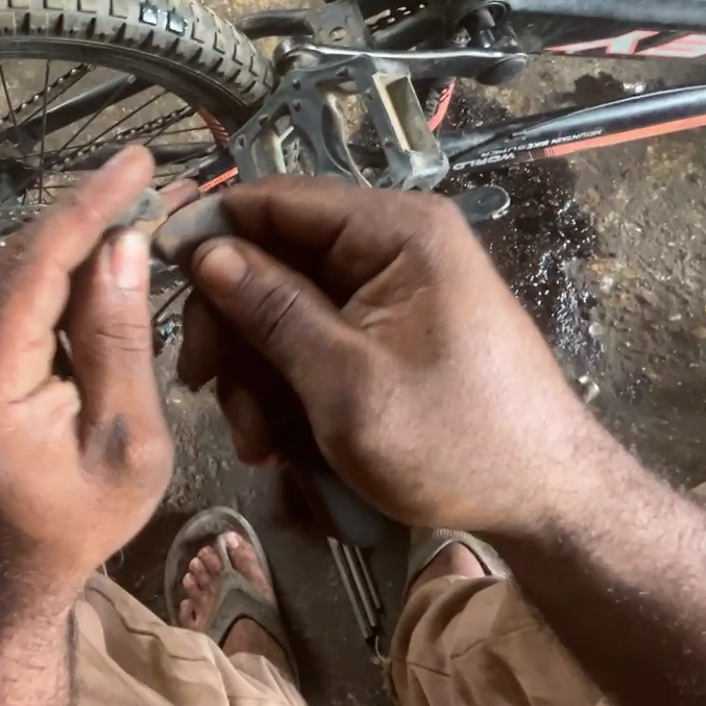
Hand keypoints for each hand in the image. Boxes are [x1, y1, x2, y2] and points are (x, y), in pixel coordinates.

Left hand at [0, 146, 172, 609]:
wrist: (8, 560)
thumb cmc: (78, 517)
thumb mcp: (126, 443)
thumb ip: (119, 340)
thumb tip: (122, 244)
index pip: (36, 266)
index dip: (89, 203)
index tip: (136, 157)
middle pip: (23, 257)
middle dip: (92, 217)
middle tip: (155, 186)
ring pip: (13, 266)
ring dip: (76, 241)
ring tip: (138, 216)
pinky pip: (3, 288)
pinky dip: (53, 270)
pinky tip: (96, 263)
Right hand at [176, 176, 606, 534]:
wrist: (546, 506)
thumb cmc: (454, 441)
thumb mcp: (346, 381)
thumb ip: (272, 310)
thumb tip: (205, 252)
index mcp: (394, 230)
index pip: (277, 200)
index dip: (212, 229)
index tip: (159, 272)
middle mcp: (386, 244)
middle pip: (272, 258)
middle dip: (232, 326)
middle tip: (201, 384)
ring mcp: (383, 287)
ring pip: (280, 305)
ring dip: (254, 369)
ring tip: (256, 439)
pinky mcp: (379, 327)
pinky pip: (308, 336)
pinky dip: (282, 382)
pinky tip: (278, 438)